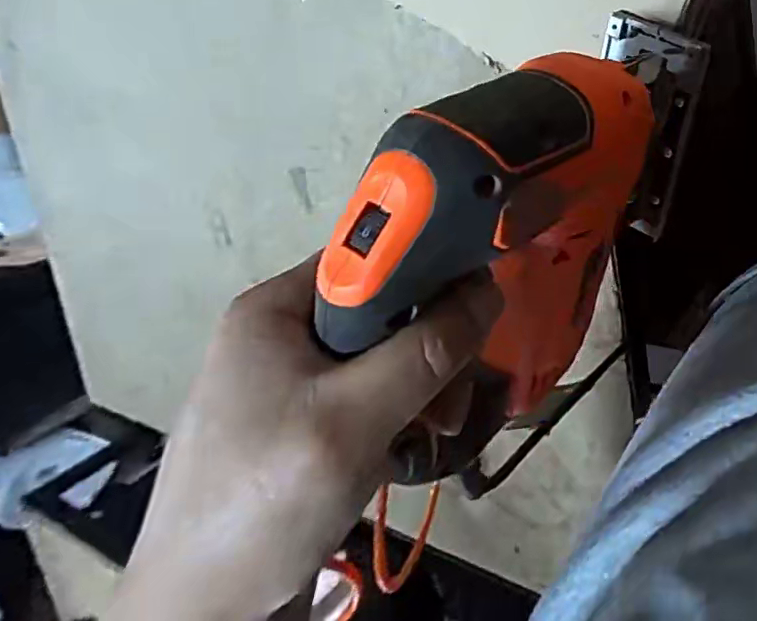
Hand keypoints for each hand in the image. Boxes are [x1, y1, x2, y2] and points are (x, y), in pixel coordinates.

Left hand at [109, 257, 501, 620]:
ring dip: (428, 383)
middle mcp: (287, 329)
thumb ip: (427, 349)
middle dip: (433, 346)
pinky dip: (408, 408)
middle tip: (451, 393)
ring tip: (439, 428)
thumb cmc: (264, 501)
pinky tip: (416, 441)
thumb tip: (491, 288)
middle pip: (390, 305)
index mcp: (277, 307)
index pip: (371, 254)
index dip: (428, 268)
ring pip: (392, 349)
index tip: (473, 305)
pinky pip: (379, 387)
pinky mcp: (311, 414)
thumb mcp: (354, 417)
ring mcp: (297, 376)